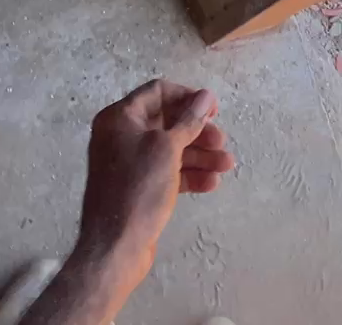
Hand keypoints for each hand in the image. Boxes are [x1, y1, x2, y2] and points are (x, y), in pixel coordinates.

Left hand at [71, 80, 234, 294]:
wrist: (114, 249)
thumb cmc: (138, 188)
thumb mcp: (167, 148)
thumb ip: (189, 120)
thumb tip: (206, 95)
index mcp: (120, 118)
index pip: (158, 92)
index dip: (187, 96)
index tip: (212, 109)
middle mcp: (123, 135)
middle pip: (168, 121)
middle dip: (198, 131)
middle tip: (221, 141)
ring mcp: (130, 162)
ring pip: (171, 148)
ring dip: (200, 155)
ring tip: (226, 165)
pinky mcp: (139, 186)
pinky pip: (168, 170)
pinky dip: (189, 174)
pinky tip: (211, 183)